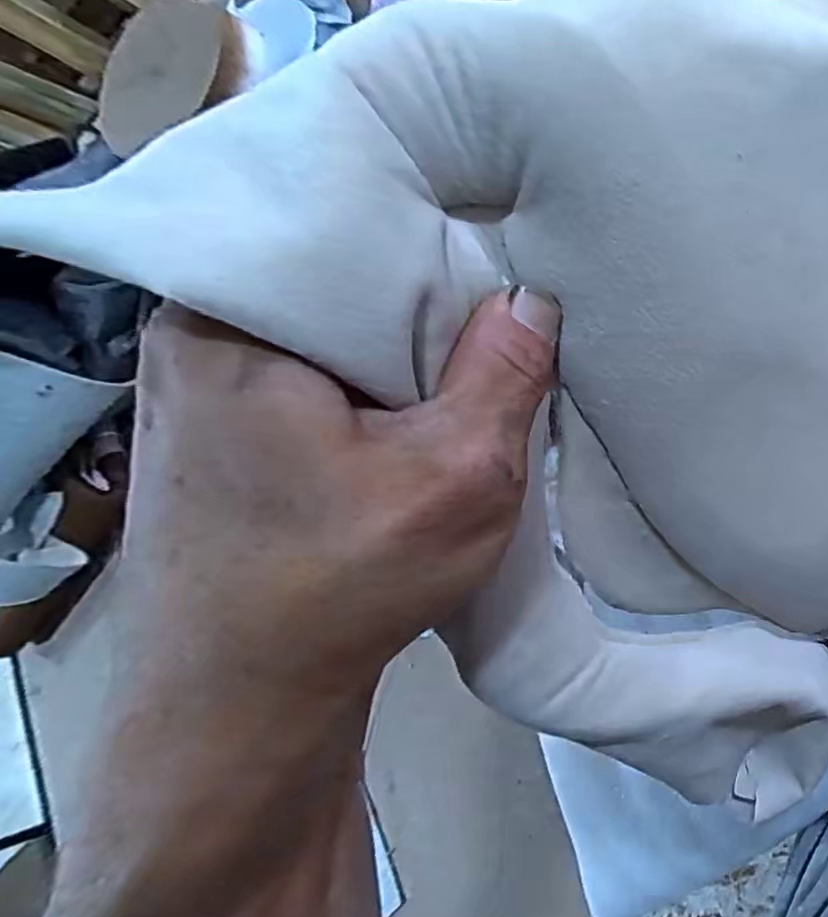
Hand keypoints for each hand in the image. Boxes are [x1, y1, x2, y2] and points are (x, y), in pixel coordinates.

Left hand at [29, 288, 558, 916]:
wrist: (251, 687)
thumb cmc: (348, 577)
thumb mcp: (460, 473)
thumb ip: (503, 377)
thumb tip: (535, 296)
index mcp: (235, 327)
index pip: (351, 229)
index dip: (443, 236)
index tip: (515, 246)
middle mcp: (203, 333)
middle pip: (350, 275)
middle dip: (441, 292)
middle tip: (520, 300)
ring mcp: (214, 378)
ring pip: (348, 322)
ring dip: (425, 338)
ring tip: (492, 344)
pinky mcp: (240, 418)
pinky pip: (337, 361)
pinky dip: (398, 370)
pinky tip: (442, 393)